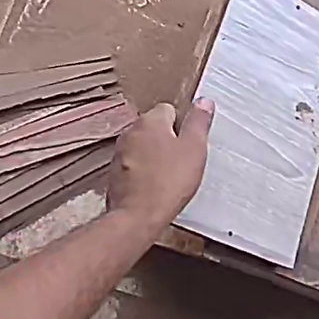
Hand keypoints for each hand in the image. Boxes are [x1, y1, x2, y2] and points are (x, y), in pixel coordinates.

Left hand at [108, 100, 213, 233]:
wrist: (138, 215)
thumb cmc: (167, 182)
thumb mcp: (194, 149)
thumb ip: (198, 122)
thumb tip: (203, 102)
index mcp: (150, 121)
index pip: (168, 109)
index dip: (183, 125)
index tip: (190, 141)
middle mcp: (130, 132)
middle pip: (154, 128)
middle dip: (167, 140)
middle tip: (183, 160)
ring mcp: (119, 153)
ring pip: (142, 147)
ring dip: (154, 156)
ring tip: (169, 175)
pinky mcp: (115, 173)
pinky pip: (133, 166)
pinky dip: (143, 172)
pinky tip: (154, 185)